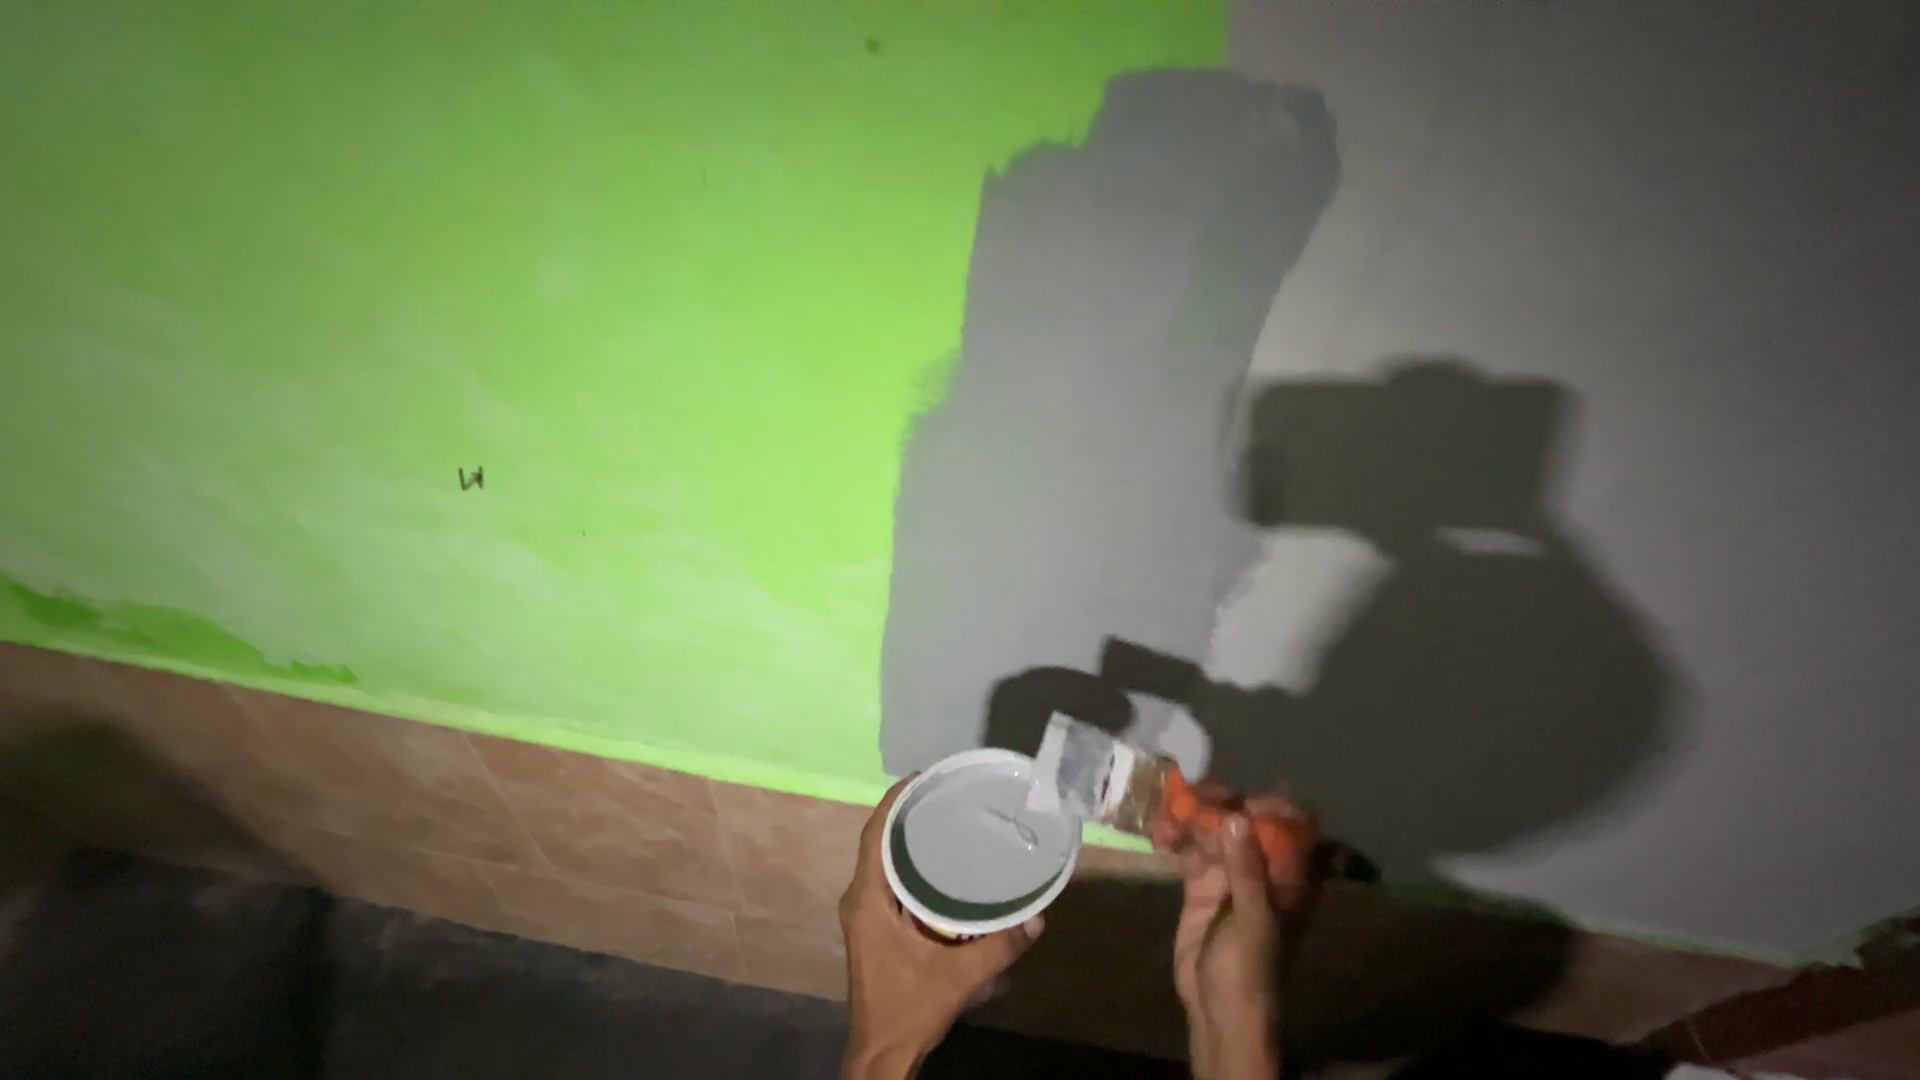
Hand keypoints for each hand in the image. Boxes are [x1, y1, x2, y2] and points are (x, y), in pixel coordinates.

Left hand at [840, 776, 1043, 1079]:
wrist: (881, 1054)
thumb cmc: (909, 1009)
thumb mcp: (958, 978)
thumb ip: (998, 947)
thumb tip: (1037, 917)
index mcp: (867, 900)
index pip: (873, 835)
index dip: (893, 801)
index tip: (921, 776)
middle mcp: (859, 899)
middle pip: (877, 840)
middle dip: (906, 812)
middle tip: (944, 791)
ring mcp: (864, 913)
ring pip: (881, 859)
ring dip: (905, 836)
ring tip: (943, 814)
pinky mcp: (872, 925)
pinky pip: (887, 878)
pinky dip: (907, 861)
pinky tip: (938, 860)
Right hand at [1174, 814, 1283, 1079]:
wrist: (1218, 1010)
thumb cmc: (1250, 971)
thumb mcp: (1253, 921)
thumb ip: (1246, 871)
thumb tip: (1235, 818)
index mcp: (1286, 876)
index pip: (1288, 826)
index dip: (1270, 804)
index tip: (1240, 797)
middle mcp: (1260, 867)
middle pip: (1244, 820)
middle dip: (1220, 802)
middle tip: (1191, 795)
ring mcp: (1228, 873)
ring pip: (1212, 829)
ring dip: (1190, 815)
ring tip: (1168, 812)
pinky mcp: (1199, 883)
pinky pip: (1188, 848)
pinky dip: (1173, 836)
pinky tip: (1158, 834)